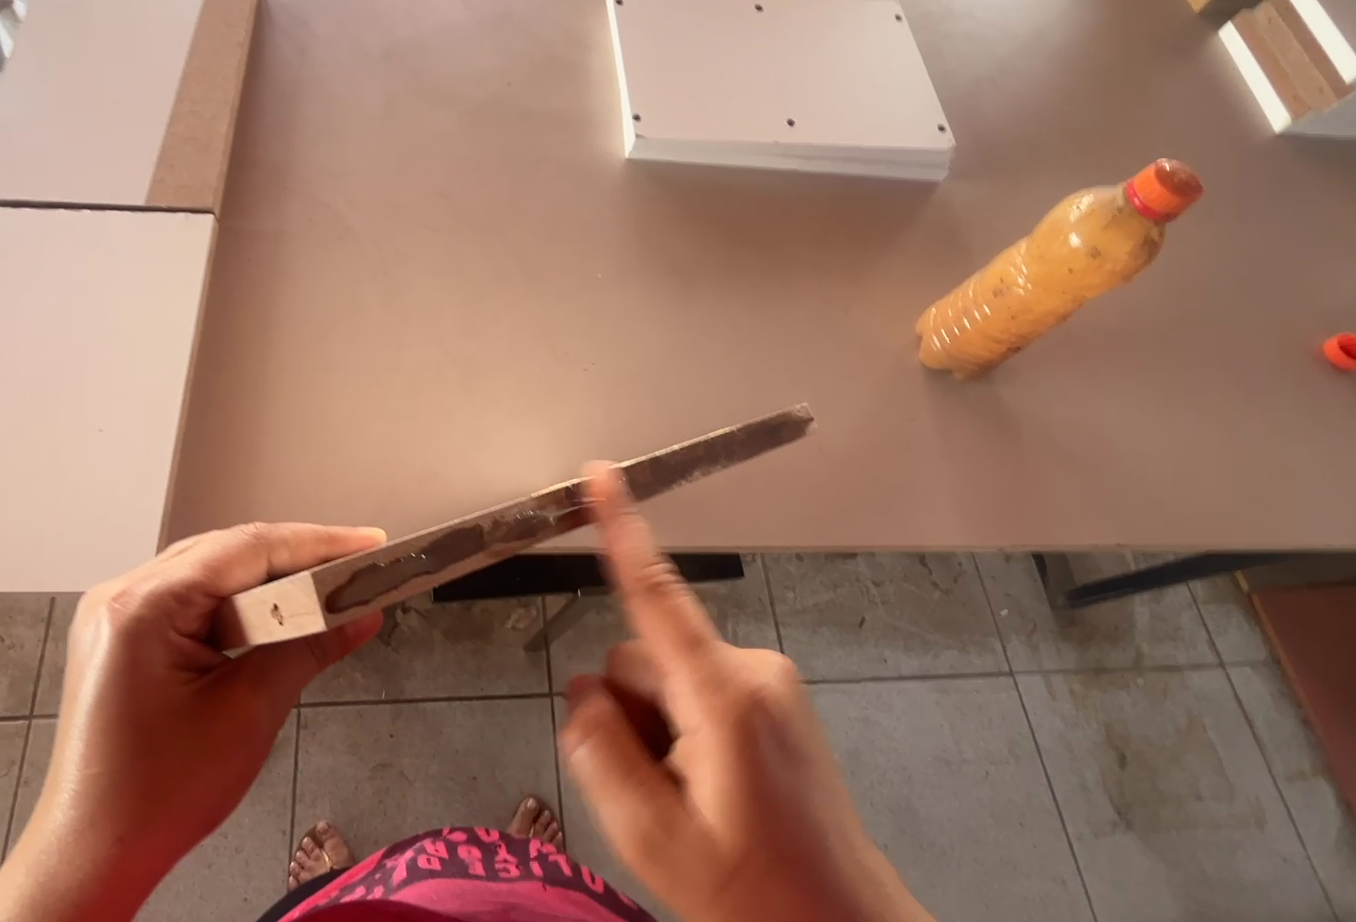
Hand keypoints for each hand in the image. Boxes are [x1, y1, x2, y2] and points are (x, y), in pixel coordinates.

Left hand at [0, 523, 386, 921]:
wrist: (94, 854)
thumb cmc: (160, 794)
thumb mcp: (250, 711)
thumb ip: (310, 648)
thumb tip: (363, 614)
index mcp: (143, 606)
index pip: (247, 549)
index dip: (316, 542)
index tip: (367, 543)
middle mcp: (121, 595)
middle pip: (227, 552)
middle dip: (296, 556)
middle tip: (356, 563)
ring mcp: (117, 614)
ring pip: (211, 570)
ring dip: (269, 577)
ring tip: (327, 582)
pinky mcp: (125, 635)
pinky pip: (193, 596)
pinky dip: (240, 600)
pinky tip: (277, 609)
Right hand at [560, 464, 933, 921]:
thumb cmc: (753, 891)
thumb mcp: (652, 838)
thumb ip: (601, 754)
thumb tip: (581, 692)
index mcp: (723, 695)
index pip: (655, 595)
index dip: (623, 530)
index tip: (601, 476)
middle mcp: (751, 667)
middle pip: (641, 658)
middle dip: (629, 711)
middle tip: (655, 790)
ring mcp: (769, 678)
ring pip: (665, 676)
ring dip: (655, 726)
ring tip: (688, 795)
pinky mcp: (774, 693)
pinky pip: (696, 687)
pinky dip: (682, 727)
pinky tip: (708, 783)